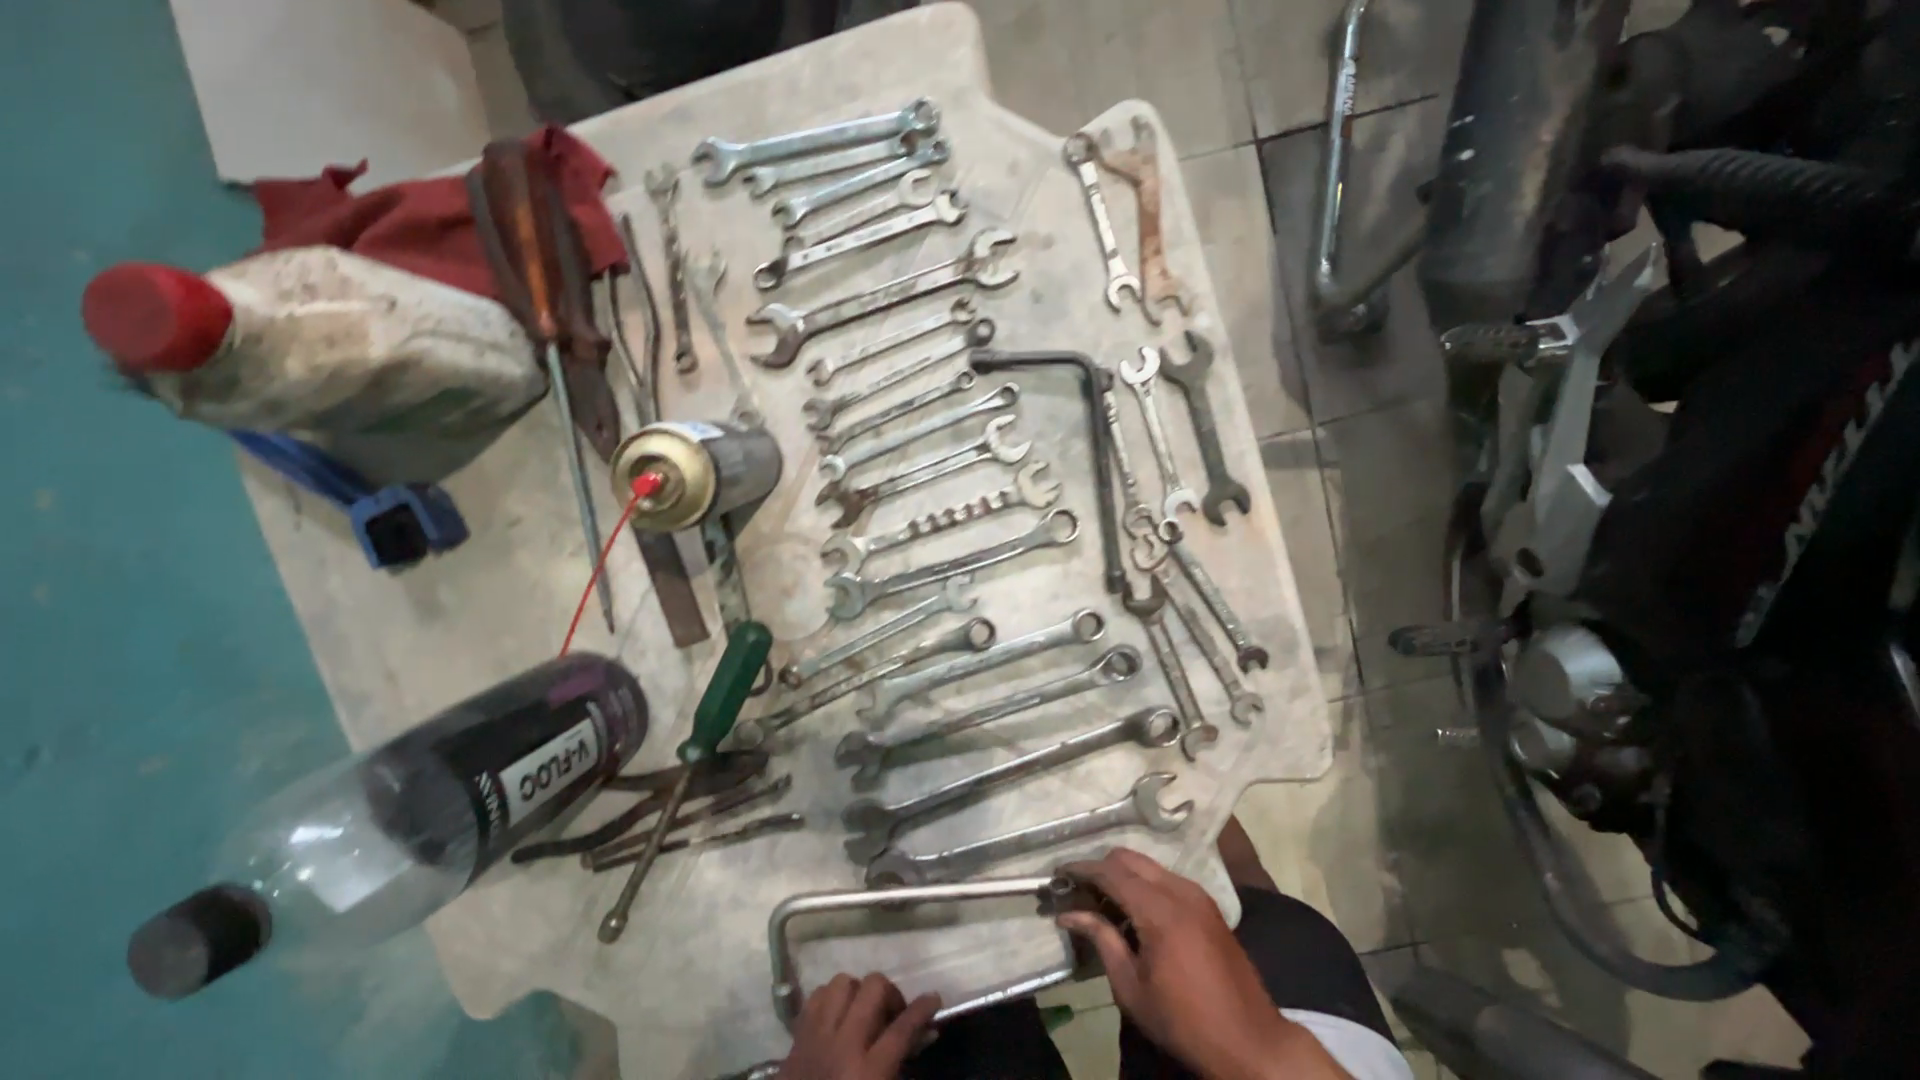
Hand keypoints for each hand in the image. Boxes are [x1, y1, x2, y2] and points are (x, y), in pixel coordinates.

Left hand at [778, 972, 939, 1079]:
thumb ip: (900, 1067)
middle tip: (893, 1014)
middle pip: (873, 988)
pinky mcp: (798, 1035)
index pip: (902, 1028)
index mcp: (868, 1072)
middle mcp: (844, 1045)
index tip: (934, 998)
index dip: (922, 1009)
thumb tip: (922, 1035)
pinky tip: (838, 1016)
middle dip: (890, 993)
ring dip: (858, 992)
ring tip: (863, 1011)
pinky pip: (817, 995)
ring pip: (842, 982)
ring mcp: (817, 1035)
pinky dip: (831, 999)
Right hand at [1058, 849, 1348, 1079]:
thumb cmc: (1183, 1020)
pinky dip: (1144, 883)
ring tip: (1101, 900)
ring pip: (1150, 866)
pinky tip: (1133, 910)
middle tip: (1077, 889)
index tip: (1057, 874)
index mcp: (1160, 911)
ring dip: (1123, 874)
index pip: (1111, 873)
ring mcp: (1199, 895)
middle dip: (1100, 867)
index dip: (1081, 869)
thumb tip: (1068, 914)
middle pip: (1130, 858)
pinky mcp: (1209, 906)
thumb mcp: (1131, 987)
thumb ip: (1102, 940)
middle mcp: (1181, 891)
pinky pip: (1168, 879)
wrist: (1248, 1040)